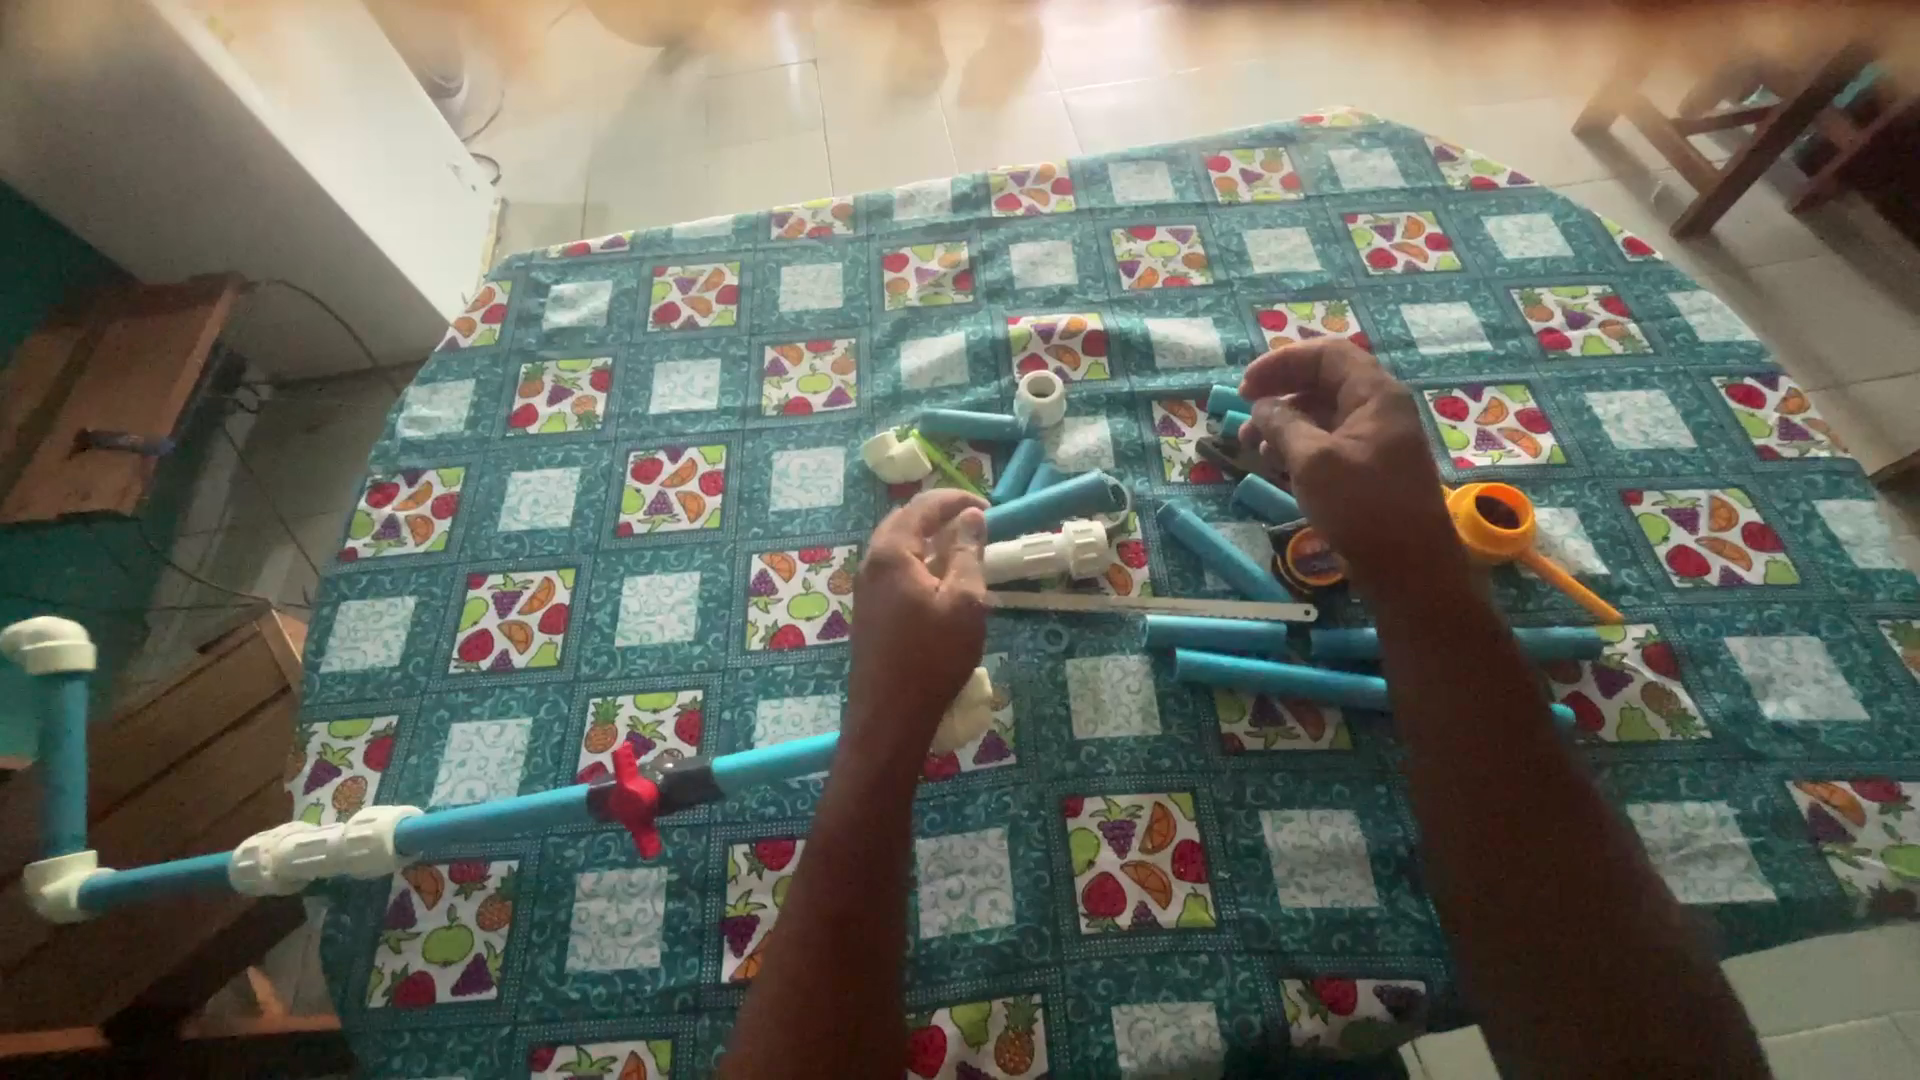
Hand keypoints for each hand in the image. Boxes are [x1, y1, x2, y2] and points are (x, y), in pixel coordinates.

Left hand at [844, 490, 990, 762]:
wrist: (889, 714)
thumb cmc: (932, 657)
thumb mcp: (964, 601)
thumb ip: (967, 552)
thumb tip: (971, 517)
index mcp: (892, 552)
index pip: (923, 505)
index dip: (957, 499)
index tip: (989, 509)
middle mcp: (871, 562)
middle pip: (905, 521)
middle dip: (941, 516)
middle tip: (976, 526)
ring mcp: (865, 587)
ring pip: (898, 546)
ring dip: (930, 541)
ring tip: (963, 553)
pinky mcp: (869, 609)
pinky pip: (894, 570)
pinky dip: (919, 563)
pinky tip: (941, 583)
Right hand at [1236, 339, 1462, 594]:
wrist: (1408, 567)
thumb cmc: (1362, 506)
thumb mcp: (1313, 460)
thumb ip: (1282, 425)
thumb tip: (1261, 407)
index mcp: (1375, 396)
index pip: (1326, 355)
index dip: (1281, 363)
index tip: (1244, 387)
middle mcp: (1378, 410)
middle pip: (1322, 383)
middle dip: (1278, 394)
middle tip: (1242, 415)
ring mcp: (1373, 441)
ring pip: (1320, 415)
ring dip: (1281, 424)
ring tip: (1250, 447)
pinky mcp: (1366, 470)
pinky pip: (1326, 443)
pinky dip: (1296, 447)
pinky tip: (1274, 465)